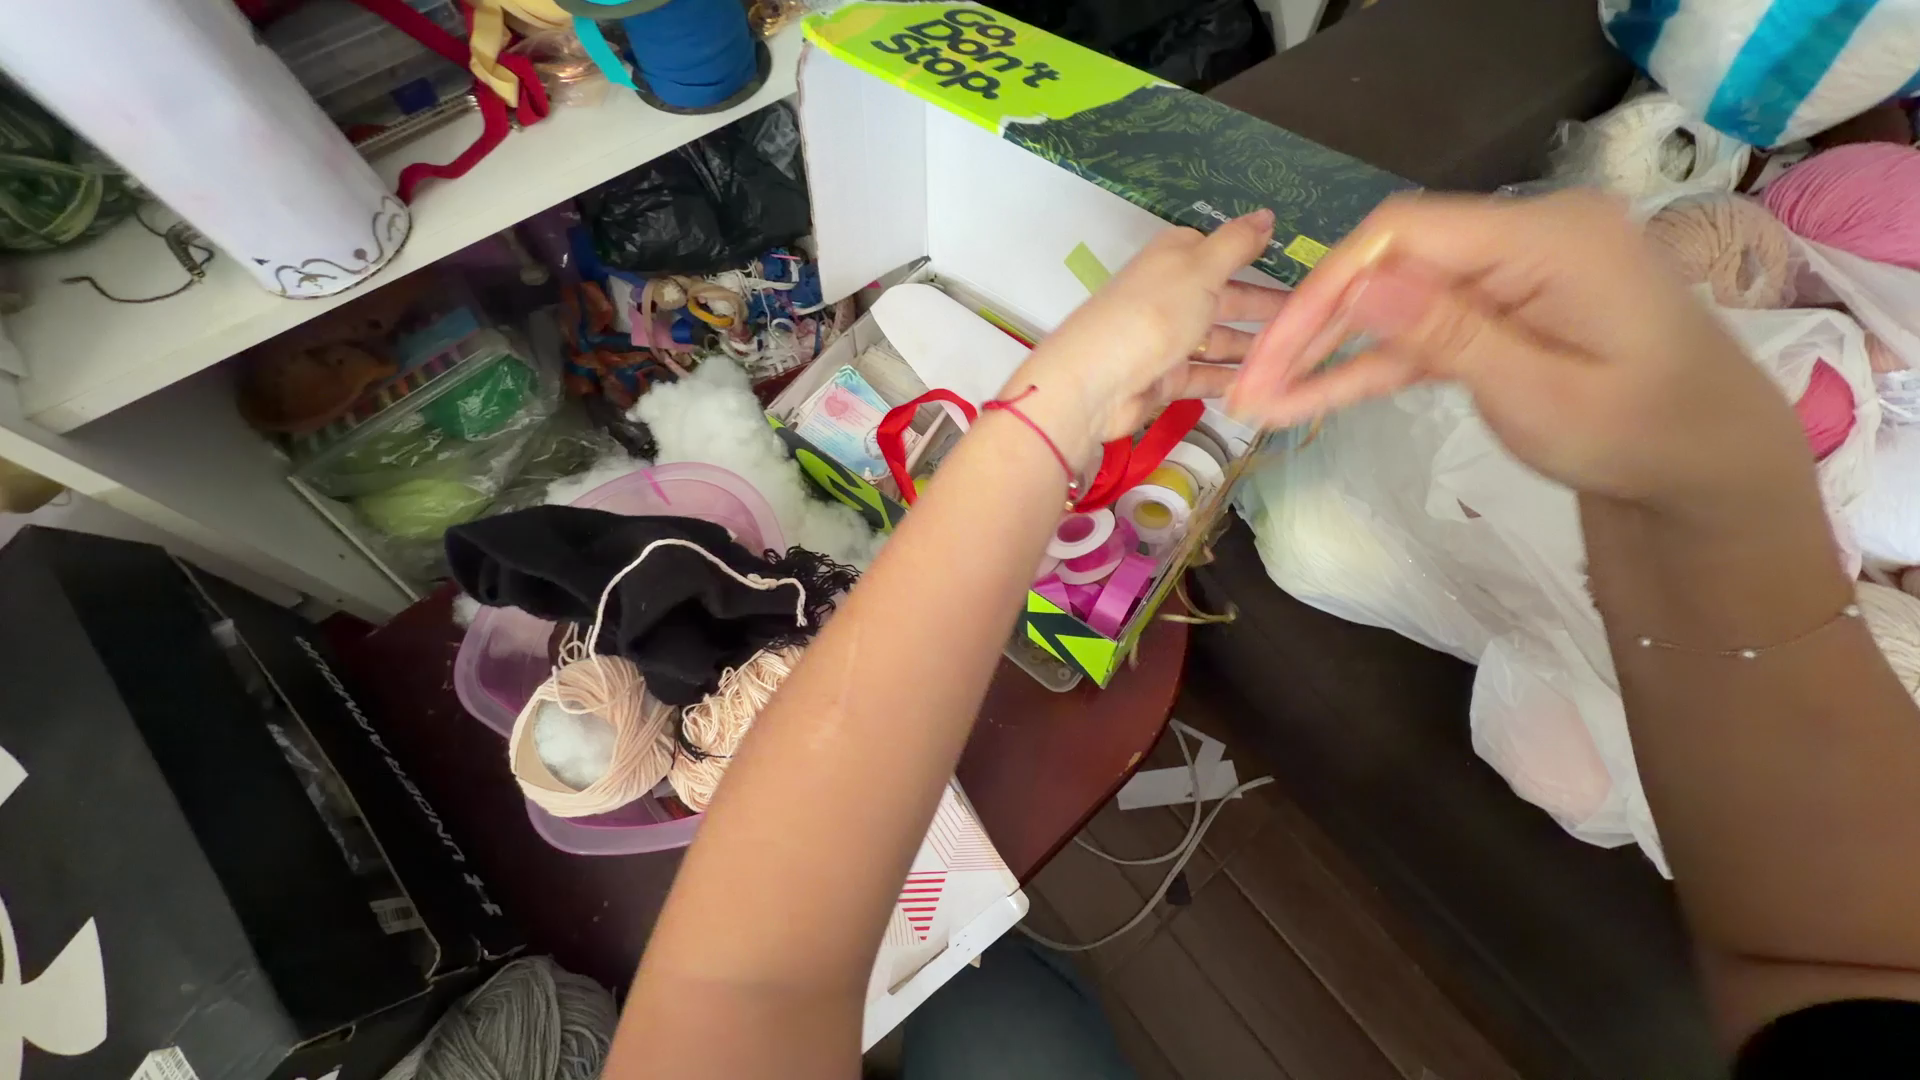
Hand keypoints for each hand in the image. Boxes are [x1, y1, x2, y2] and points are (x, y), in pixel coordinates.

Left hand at [1001, 209, 1287, 458]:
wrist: (1097, 383)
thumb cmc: (1151, 315)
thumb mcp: (1200, 267)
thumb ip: (1236, 244)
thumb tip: (1266, 215)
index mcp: (1175, 259)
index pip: (1221, 253)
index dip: (1256, 261)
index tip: (1301, 273)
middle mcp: (1170, 296)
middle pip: (1226, 300)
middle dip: (1265, 311)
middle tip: (1314, 322)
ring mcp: (1165, 341)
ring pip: (1217, 342)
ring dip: (1252, 349)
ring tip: (1299, 357)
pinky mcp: (1162, 379)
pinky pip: (1203, 376)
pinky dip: (1229, 380)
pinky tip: (1265, 385)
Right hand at [1228, 191, 1812, 524]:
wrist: (1697, 469)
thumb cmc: (1637, 433)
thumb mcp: (1538, 391)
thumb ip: (1448, 332)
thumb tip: (1360, 282)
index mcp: (1544, 238)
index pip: (1402, 235)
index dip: (1325, 287)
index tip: (1271, 352)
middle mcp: (1515, 243)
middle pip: (1382, 269)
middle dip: (1308, 329)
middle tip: (1246, 387)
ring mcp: (1498, 281)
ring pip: (1382, 307)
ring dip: (1319, 354)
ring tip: (1257, 401)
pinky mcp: (1483, 319)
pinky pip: (1407, 338)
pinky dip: (1356, 370)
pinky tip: (1299, 402)